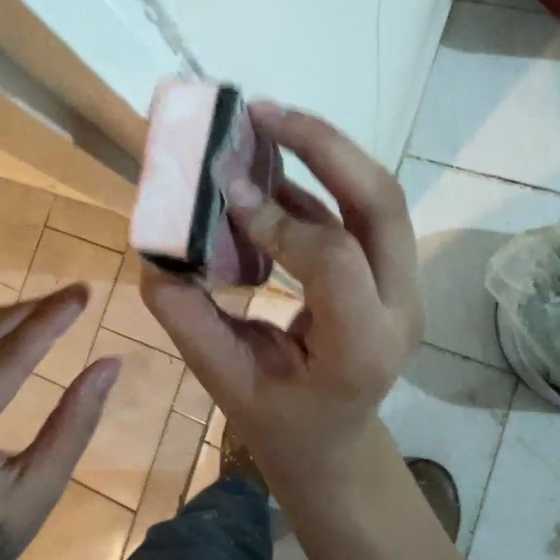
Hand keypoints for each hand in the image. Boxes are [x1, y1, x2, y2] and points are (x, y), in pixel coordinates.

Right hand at [141, 101, 422, 498]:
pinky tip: (270, 159)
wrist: (336, 447)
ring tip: (265, 118)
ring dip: (322, 149)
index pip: (335, 260)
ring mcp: (402, 284)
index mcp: (361, 348)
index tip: (227, 198)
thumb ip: (186, 316)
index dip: (280, 222)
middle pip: (381, 203)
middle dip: (323, 146)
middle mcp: (398, 308)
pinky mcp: (388, 268)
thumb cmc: (279, 422)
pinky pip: (357, 209)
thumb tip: (157, 248)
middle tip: (261, 112)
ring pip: (378, 196)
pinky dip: (315, 175)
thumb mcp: (223, 379)